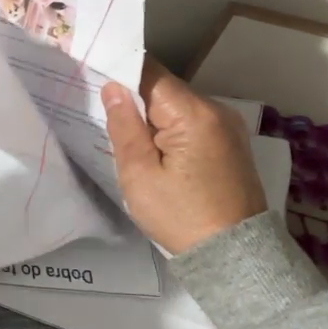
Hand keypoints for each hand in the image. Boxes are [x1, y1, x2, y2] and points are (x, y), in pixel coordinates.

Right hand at [103, 60, 267, 254]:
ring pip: (177, 106)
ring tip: (122, 132)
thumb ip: (125, 127)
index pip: (149, 73)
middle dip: (133, 96)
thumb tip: (113, 88)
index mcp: (193, 114)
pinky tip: (152, 148)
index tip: (92, 79)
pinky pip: (192, 122)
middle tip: (99, 111)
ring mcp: (228, 127)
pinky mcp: (230, 143)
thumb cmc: (180, 216)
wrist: (235, 255)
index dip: (119, 73)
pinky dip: (169, 128)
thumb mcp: (139, 175)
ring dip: (151, 115)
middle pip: (164, 88)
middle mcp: (216, 111)